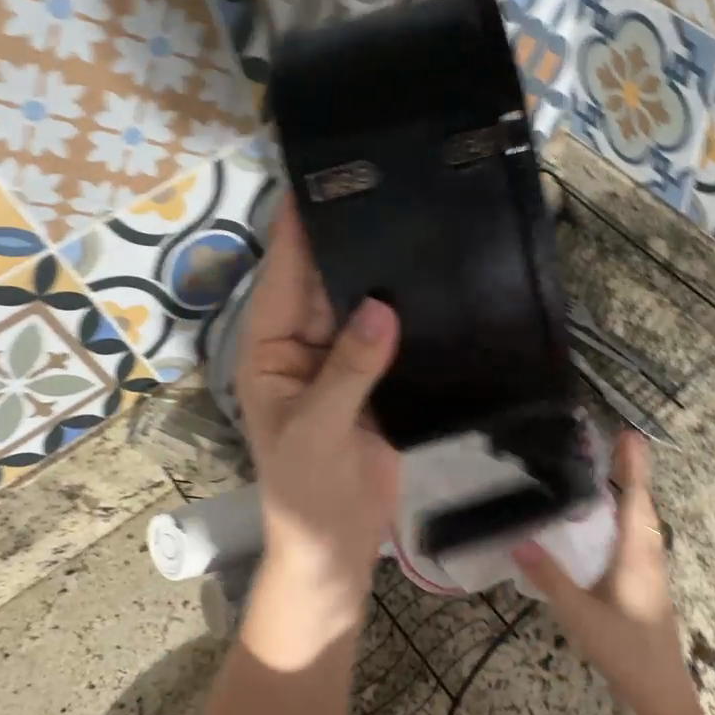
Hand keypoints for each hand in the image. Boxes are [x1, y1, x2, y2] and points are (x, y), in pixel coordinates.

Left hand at [236, 203, 400, 618]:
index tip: (326, 171)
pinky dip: (413, 315)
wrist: (338, 543)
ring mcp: (345, 361)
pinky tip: (443, 284)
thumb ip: (347, 371)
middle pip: (329, 280)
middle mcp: (305, 343)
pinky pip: (394, 337)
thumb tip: (382, 309)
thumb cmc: (305, 490)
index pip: (285, 272)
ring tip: (427, 221)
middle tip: (396, 184)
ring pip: (366, 305)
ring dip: (389, 275)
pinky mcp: (380, 380)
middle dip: (355, 240)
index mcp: (271, 347)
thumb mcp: (316, 430)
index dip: (301, 224)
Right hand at [512, 432, 693, 714]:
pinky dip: (628, 523)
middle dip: (632, 474)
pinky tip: (609, 534)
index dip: (634, 465)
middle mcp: (650, 556)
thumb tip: (520, 541)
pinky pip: (640, 542)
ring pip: (645, 526)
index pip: (637, 498)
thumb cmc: (623, 648)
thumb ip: (550, 577)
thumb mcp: (579, 613)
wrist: (660, 690)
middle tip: (615, 446)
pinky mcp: (649, 588)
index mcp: (637, 553)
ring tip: (609, 480)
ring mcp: (653, 573)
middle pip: (644, 506)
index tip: (629, 434)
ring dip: (631, 498)